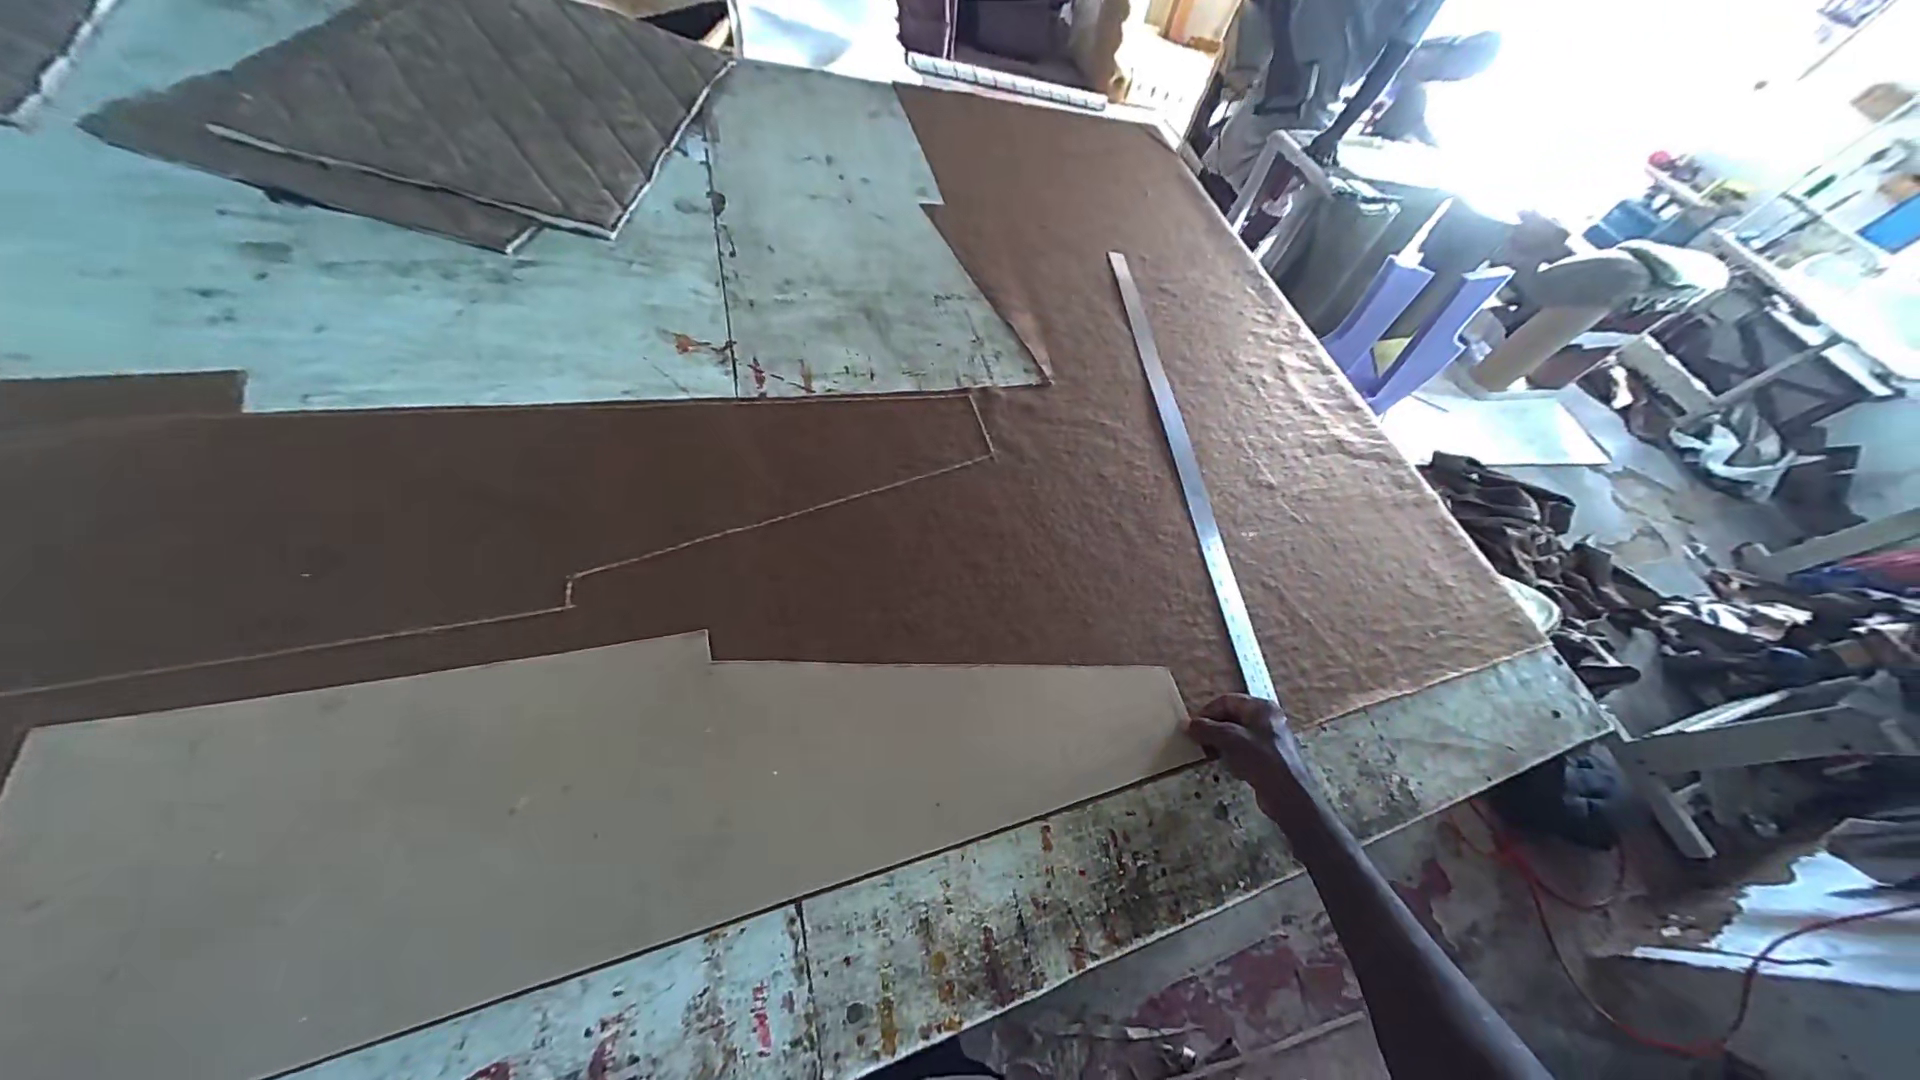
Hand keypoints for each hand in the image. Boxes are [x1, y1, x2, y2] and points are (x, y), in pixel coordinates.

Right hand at [1185, 694, 1314, 814]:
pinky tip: (1230, 767)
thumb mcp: (1230, 739)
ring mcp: (1271, 739)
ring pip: (1237, 735)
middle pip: (1232, 717)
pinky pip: (1245, 750)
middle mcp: (1268, 719)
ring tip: (1211, 753)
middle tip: (1199, 740)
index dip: (1207, 712)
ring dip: (1221, 743)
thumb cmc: (1260, 759)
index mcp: (1262, 707)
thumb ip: (1207, 729)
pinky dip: (1233, 755)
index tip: (1193, 726)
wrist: (1288, 795)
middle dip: (1214, 728)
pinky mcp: (1271, 758)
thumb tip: (1189, 725)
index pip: (1227, 701)